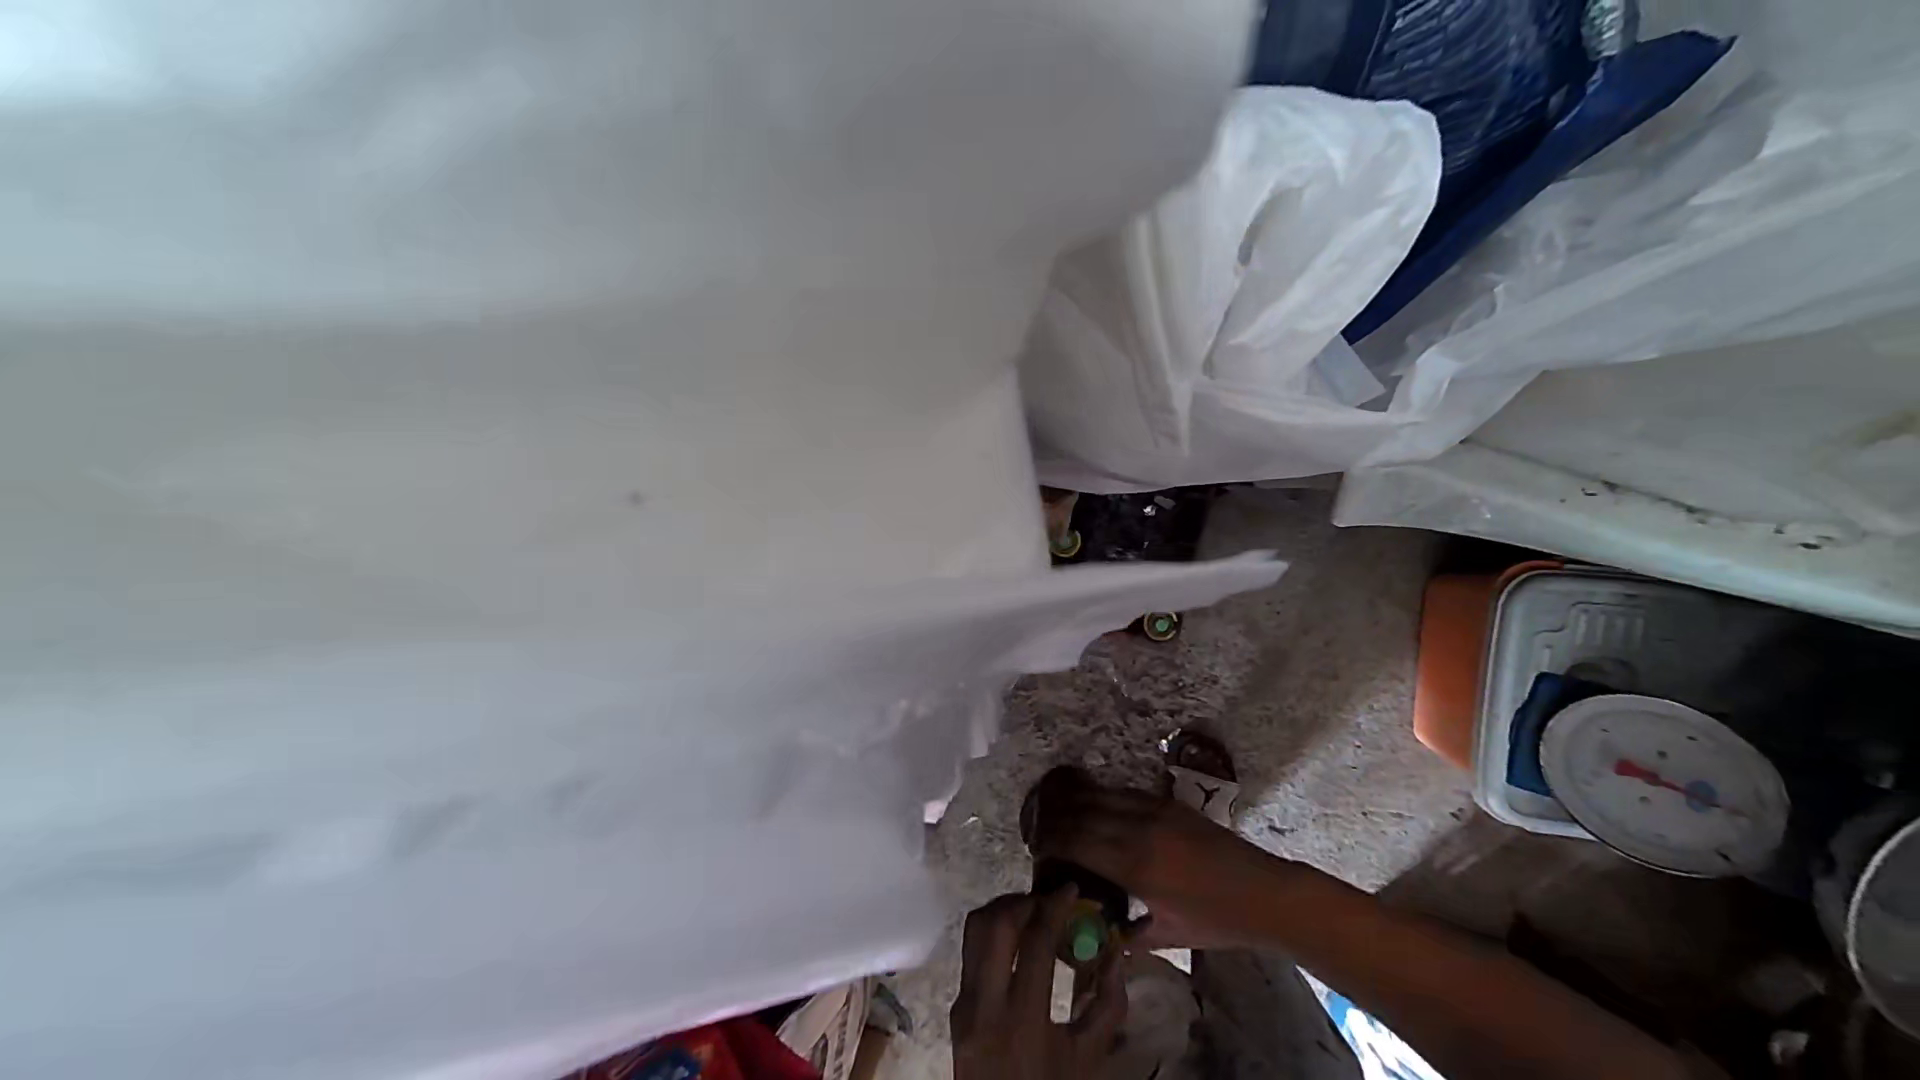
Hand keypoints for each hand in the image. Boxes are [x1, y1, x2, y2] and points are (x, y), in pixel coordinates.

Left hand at [950, 888, 1125, 1079]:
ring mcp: (964, 1004)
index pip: (1035, 942)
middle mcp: (985, 1005)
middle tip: (1047, 899)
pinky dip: (992, 933)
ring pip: (974, 930)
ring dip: (1002, 910)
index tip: (1071, 889)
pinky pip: (970, 952)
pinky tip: (1014, 938)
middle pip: (995, 925)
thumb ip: (1106, 1005)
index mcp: (1023, 1019)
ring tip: (1030, 911)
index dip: (1054, 907)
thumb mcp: (1087, 1060)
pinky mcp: (955, 1007)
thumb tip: (1117, 952)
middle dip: (1023, 901)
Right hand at [1027, 768, 1293, 949]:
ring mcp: (1154, 809)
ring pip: (1101, 795)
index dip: (1051, 840)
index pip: (1076, 841)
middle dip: (1057, 818)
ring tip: (1060, 811)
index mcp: (1135, 865)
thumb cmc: (1215, 921)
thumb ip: (1125, 932)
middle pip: (1082, 812)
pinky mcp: (1167, 802)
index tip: (1037, 848)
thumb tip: (1093, 935)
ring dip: (1076, 802)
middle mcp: (1139, 828)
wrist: (1264, 893)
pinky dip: (1102, 798)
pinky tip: (1094, 806)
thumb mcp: (1166, 935)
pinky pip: (1122, 793)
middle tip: (1042, 829)